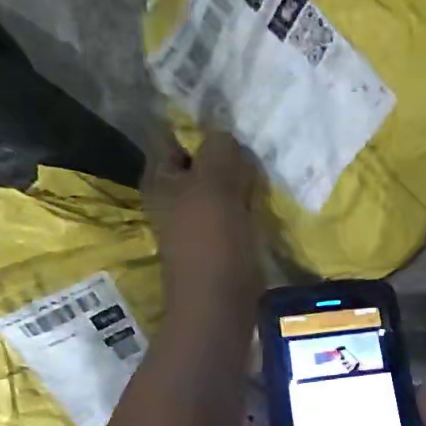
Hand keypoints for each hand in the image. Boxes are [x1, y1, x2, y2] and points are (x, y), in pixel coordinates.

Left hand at [143, 131, 263, 308]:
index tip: (225, 120)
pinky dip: (248, 207)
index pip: (169, 136)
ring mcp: (197, 224)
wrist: (221, 305)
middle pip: (199, 163)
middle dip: (224, 155)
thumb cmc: (211, 242)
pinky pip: (235, 213)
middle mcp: (173, 199)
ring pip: (220, 189)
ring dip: (240, 182)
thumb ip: (219, 150)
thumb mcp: (213, 184)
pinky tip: (265, 205)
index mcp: (161, 180)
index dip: (193, 125)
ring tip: (263, 173)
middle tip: (251, 149)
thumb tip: (226, 135)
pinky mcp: (221, 244)